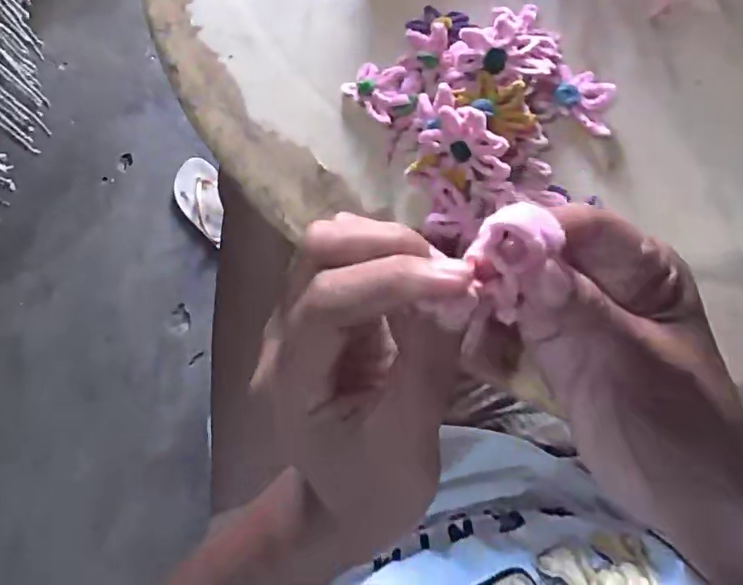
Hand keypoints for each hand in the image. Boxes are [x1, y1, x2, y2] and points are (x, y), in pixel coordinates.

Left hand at [250, 214, 473, 576]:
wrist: (339, 504)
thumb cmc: (371, 489)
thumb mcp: (408, 444)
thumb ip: (430, 362)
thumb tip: (462, 290)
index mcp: (290, 377)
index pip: (326, 301)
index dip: (393, 279)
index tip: (458, 281)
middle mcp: (281, 329)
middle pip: (318, 250)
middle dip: (389, 244)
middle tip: (449, 271)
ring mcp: (295, 308)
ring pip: (331, 239)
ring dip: (391, 241)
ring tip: (439, 271)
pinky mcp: (321, 298)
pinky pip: (349, 252)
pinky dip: (391, 249)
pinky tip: (423, 273)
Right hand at [463, 206, 742, 584]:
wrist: (691, 510)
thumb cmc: (682, 431)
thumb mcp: (635, 366)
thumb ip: (579, 309)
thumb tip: (524, 253)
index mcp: (643, 265)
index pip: (584, 226)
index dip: (538, 230)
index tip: (492, 248)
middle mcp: (604, 274)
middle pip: (544, 245)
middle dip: (504, 256)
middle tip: (462, 277)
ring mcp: (574, 306)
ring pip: (521, 276)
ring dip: (489, 285)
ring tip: (455, 300)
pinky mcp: (551, 338)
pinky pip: (513, 313)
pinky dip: (489, 315)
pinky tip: (464, 322)